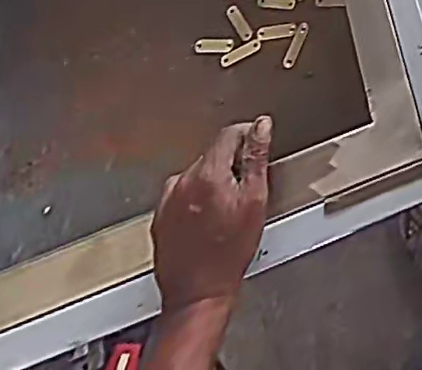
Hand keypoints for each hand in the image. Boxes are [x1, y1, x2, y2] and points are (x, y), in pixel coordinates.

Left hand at [151, 116, 271, 310]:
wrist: (198, 294)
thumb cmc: (230, 252)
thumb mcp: (255, 199)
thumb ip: (257, 157)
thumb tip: (261, 126)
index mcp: (208, 174)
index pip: (228, 134)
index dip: (247, 136)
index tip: (256, 147)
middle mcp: (183, 182)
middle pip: (213, 154)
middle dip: (231, 162)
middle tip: (245, 188)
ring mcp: (168, 200)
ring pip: (197, 173)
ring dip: (213, 179)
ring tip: (227, 207)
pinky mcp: (160, 217)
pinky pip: (182, 193)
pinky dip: (196, 197)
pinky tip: (208, 218)